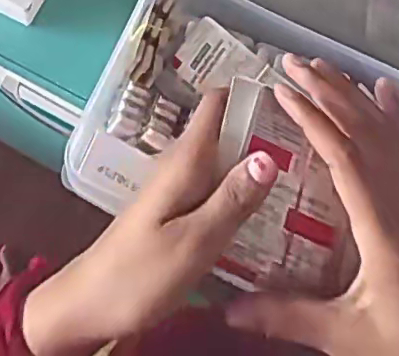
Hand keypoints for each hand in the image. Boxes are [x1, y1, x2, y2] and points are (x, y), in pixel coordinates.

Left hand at [22, 87, 278, 355]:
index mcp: (187, 158)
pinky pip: (218, 183)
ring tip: (300, 174)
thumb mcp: (193, 242)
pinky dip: (242, 187)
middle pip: (228, 127)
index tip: (290, 102)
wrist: (89, 307)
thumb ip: (232, 200)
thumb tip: (269, 155)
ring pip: (225, 156)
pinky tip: (267, 209)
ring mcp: (179, 183)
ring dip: (256, 161)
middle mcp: (183, 161)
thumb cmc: (138, 275)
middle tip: (310, 146)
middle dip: (264, 129)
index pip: (218, 101)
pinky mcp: (178, 207)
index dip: (251, 91)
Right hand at [228, 56, 398, 355]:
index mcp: (381, 227)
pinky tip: (384, 89)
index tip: (282, 90)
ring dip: (353, 96)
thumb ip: (287, 317)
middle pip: (363, 131)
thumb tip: (229, 309)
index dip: (312, 118)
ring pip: (384, 135)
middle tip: (294, 62)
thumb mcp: (344, 336)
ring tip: (325, 66)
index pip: (343, 155)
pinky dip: (392, 116)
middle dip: (328, 91)